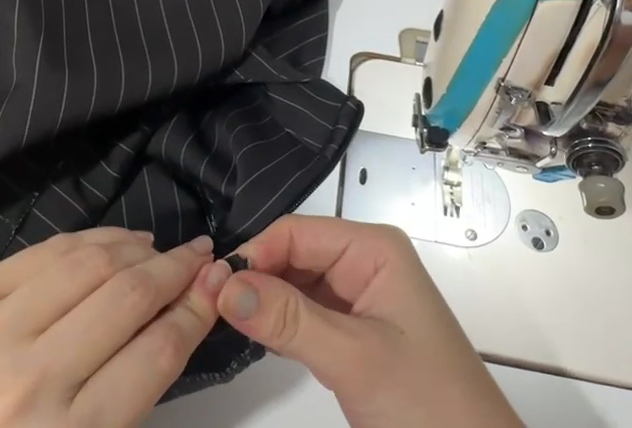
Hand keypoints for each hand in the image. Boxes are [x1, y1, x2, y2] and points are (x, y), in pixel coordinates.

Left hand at [0, 227, 230, 427]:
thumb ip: (124, 403)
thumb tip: (173, 326)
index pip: (157, 353)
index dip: (196, 312)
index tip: (216, 290)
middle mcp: (31, 379)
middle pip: (130, 297)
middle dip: (177, 271)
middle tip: (201, 258)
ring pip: (90, 263)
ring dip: (138, 248)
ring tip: (161, 248)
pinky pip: (44, 254)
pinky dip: (89, 241)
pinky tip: (112, 243)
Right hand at [215, 216, 521, 427]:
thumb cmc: (425, 400)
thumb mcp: (354, 357)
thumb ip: (288, 320)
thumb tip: (223, 286)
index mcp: (373, 248)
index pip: (296, 232)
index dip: (253, 254)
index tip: (209, 287)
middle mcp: (364, 261)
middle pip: (293, 254)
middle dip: (254, 275)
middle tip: (206, 305)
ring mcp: (358, 296)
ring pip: (295, 284)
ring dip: (262, 299)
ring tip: (218, 316)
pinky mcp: (352, 330)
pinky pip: (304, 312)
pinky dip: (278, 322)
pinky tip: (252, 332)